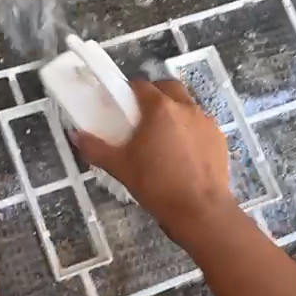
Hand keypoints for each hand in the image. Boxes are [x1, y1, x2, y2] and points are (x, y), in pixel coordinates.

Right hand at [71, 80, 237, 241]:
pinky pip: (201, 125)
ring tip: (163, 136)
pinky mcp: (219, 138)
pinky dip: (190, 130)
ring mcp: (206, 122)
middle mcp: (186, 108)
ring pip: (187, 105)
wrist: (200, 210)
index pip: (141, 85)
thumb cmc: (156, 185)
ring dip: (174, 111)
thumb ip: (96, 148)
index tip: (122, 106)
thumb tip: (76, 135)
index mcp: (160, 108)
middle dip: (155, 94)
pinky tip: (183, 152)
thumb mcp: (120, 167)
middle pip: (168, 87)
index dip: (129, 92)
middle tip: (142, 115)